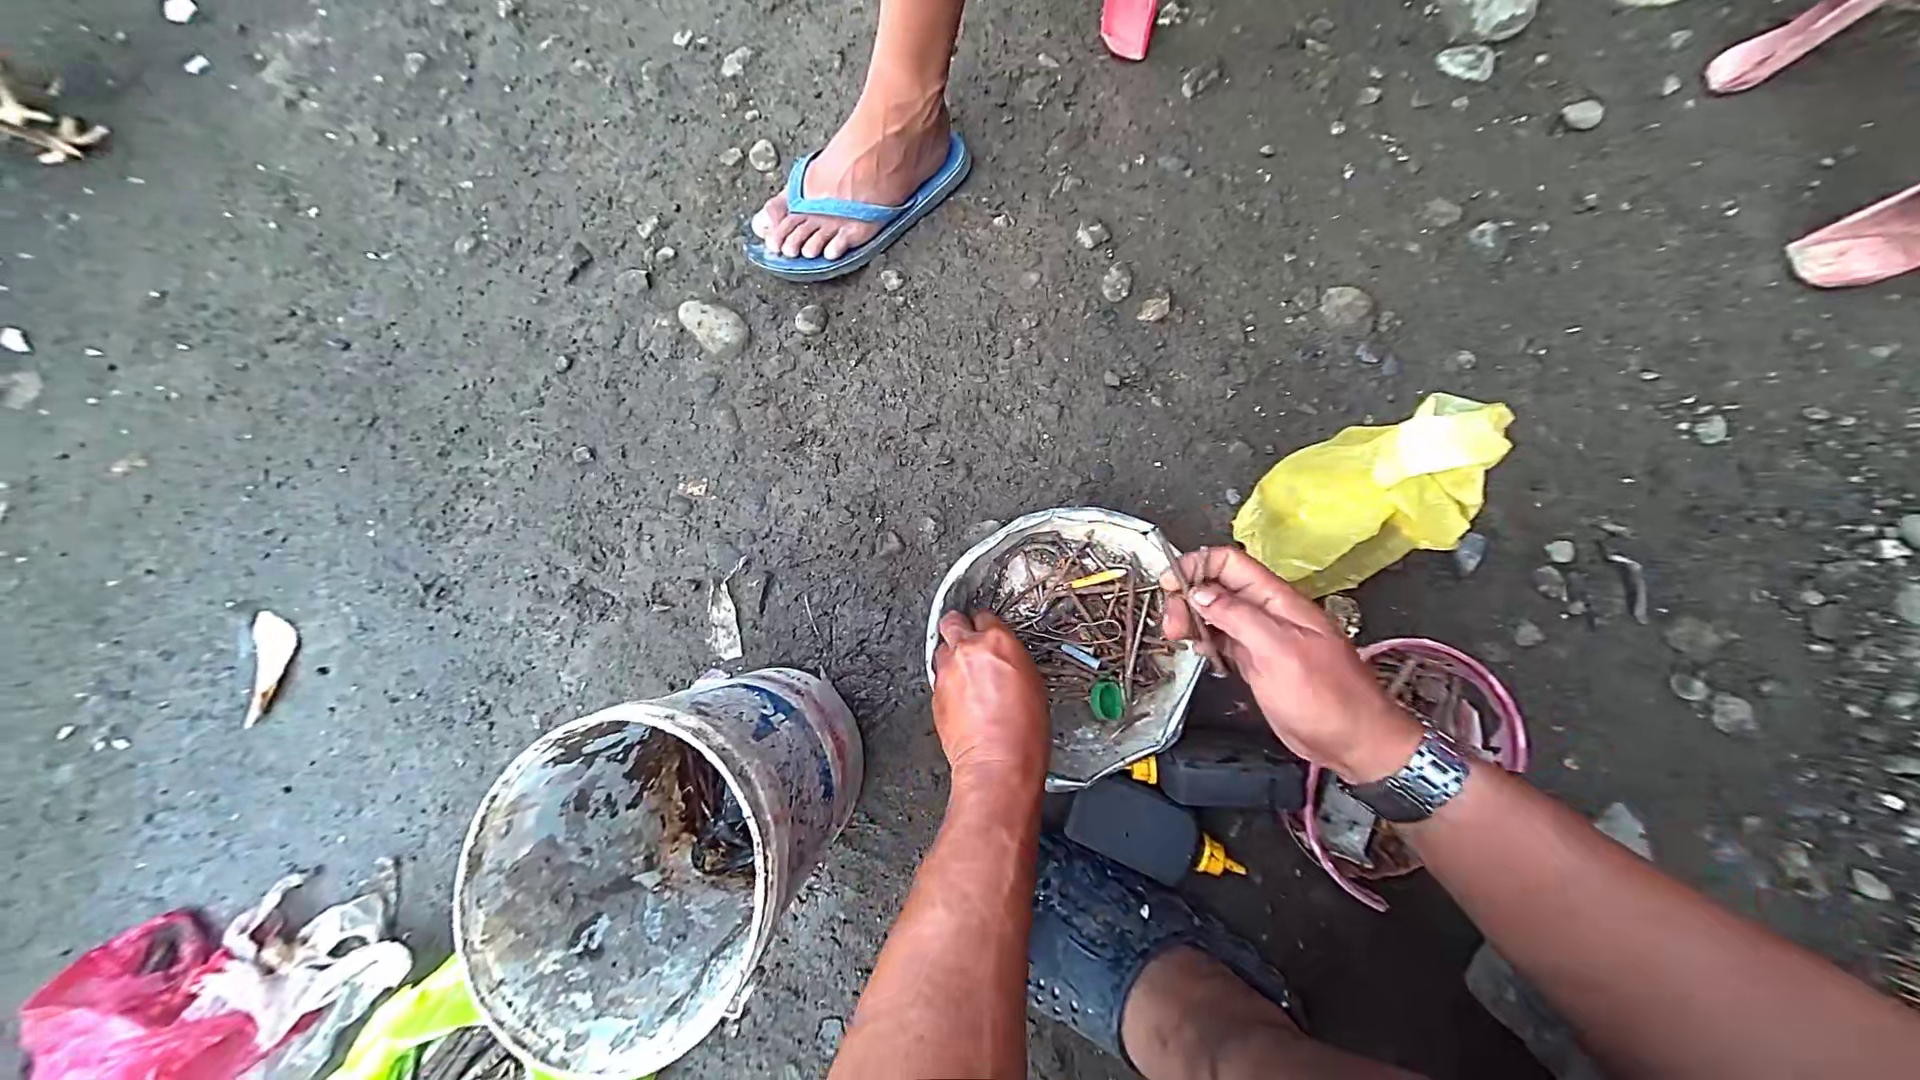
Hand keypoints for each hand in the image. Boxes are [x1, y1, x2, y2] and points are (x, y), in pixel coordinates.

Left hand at [931, 611, 1049, 786]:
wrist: (997, 763)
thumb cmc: (1022, 732)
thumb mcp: (1032, 682)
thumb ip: (1011, 659)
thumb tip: (1004, 658)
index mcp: (998, 642)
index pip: (985, 616)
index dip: (986, 625)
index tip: (987, 632)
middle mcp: (968, 650)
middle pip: (952, 620)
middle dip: (958, 626)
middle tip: (966, 638)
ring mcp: (947, 670)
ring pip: (941, 648)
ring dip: (951, 656)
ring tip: (964, 672)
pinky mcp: (935, 692)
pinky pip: (937, 676)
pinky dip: (947, 681)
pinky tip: (960, 696)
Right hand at [1160, 547, 1422, 783]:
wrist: (1355, 743)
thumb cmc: (1328, 699)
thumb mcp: (1279, 651)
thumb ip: (1238, 617)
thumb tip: (1200, 592)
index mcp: (1278, 600)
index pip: (1229, 562)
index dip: (1196, 567)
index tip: (1171, 587)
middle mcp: (1267, 613)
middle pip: (1216, 585)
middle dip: (1187, 597)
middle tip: (1172, 624)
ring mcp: (1260, 636)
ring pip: (1214, 611)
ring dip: (1191, 618)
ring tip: (1178, 637)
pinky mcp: (1254, 659)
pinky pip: (1221, 638)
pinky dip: (1203, 640)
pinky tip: (1199, 651)